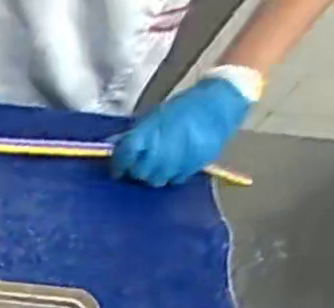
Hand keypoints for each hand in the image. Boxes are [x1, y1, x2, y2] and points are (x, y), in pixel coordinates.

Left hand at [109, 75, 252, 186]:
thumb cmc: (183, 108)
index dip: (119, 164)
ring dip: (155, 174)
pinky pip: (175, 179)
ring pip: (156, 181)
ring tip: (161, 162)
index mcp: (149, 132)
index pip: (125, 155)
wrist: (222, 101)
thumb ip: (134, 135)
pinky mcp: (192, 167)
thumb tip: (111, 145)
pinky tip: (177, 162)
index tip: (118, 168)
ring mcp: (178, 160)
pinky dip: (172, 173)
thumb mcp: (155, 116)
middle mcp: (162, 149)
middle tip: (143, 163)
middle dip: (137, 170)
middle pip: (139, 173)